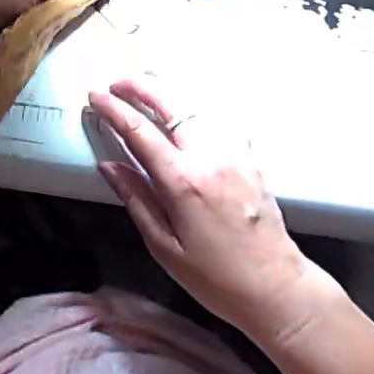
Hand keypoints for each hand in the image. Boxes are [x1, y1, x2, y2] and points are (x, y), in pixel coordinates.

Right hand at [91, 79, 341, 347]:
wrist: (277, 289)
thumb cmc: (215, 278)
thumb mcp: (163, 246)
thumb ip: (135, 199)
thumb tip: (108, 166)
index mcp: (182, 181)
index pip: (139, 132)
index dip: (113, 110)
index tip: (95, 96)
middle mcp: (208, 157)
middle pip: (170, 105)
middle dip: (140, 87)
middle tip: (117, 84)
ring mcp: (233, 154)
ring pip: (196, 108)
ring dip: (167, 95)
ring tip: (145, 90)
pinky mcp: (249, 159)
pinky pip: (218, 123)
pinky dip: (195, 112)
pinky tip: (185, 116)